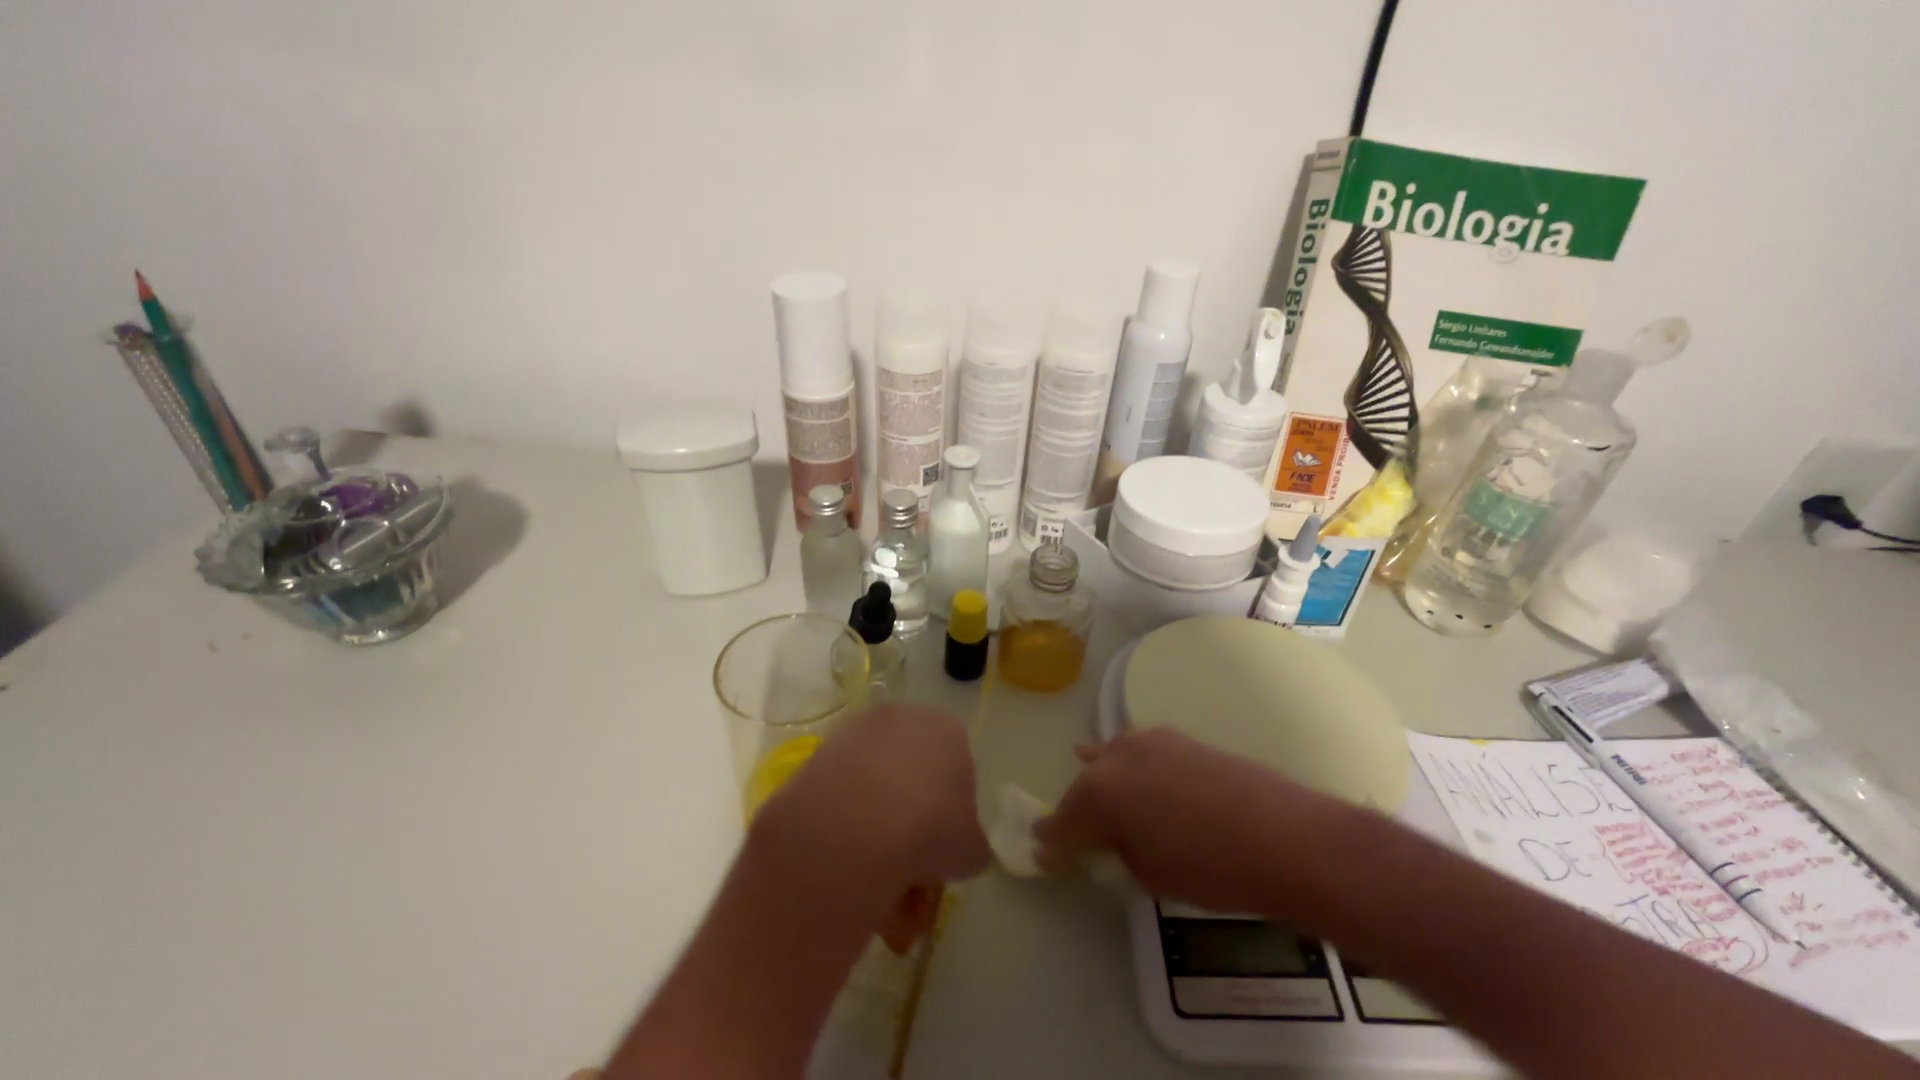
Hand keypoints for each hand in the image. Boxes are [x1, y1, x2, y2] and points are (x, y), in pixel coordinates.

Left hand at [754, 703, 990, 902]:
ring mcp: (856, 729)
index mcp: (948, 729)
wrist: (853, 827)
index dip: (952, 803)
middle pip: (913, 759)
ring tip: (874, 848)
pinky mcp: (819, 749)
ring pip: (874, 769)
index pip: (958, 763)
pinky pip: (841, 781)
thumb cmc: (930, 829)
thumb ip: (970, 844)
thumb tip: (961, 849)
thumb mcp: (970, 852)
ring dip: (875, 801)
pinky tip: (845, 840)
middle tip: (910, 842)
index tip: (943, 835)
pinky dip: (844, 806)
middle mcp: (903, 716)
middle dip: (912, 796)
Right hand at [1033, 728, 1330, 916]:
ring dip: (1099, 778)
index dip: (1052, 845)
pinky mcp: (1182, 739)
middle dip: (1073, 811)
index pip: (1062, 823)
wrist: (1285, 837)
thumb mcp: (1149, 873)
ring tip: (1090, 788)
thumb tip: (1109, 840)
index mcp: (1098, 792)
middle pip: (1083, 785)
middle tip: (1066, 834)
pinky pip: (1139, 751)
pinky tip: (1133, 772)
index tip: (1044, 859)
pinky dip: (1129, 764)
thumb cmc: (1210, 868)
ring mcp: (1151, 742)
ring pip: (1109, 758)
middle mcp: (1116, 757)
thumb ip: (1118, 849)